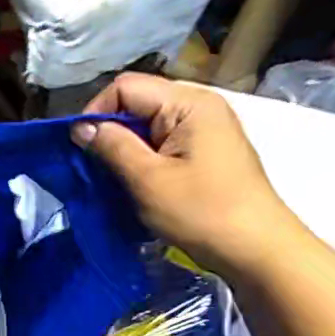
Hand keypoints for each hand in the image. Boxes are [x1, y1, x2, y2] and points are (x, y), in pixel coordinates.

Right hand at [72, 74, 306, 277]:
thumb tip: (79, 127)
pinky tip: (138, 180)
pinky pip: (163, 139)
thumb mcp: (147, 179)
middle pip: (137, 101)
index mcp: (189, 102)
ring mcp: (206, 126)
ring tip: (115, 175)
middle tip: (95, 165)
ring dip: (125, 145)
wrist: (255, 248)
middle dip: (110, 129)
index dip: (97, 112)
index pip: (125, 86)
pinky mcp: (206, 149)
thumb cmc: (201, 212)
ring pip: (147, 122)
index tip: (81, 148)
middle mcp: (200, 104)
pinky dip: (143, 155)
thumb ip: (112, 146)